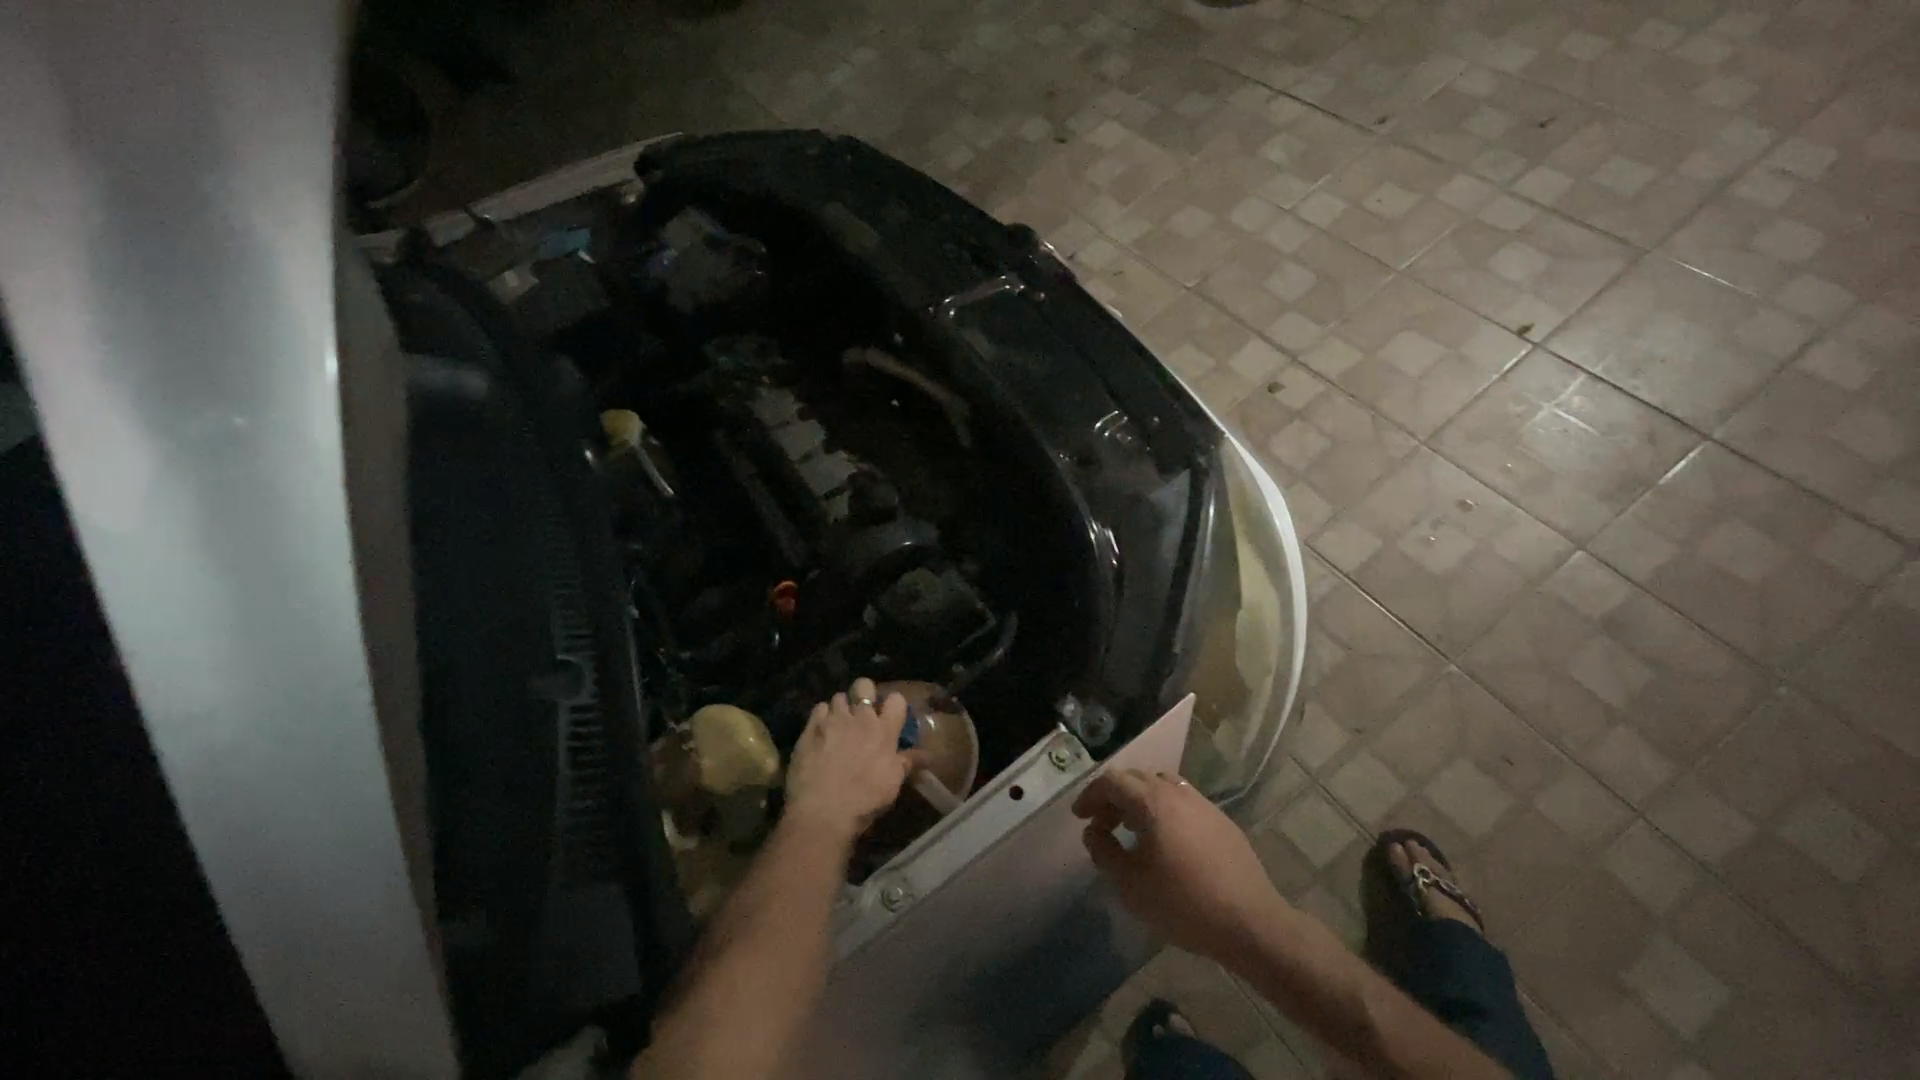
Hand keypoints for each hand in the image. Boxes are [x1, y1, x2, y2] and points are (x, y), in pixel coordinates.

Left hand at [783, 677, 920, 843]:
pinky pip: (818, 709)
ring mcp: (833, 720)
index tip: (889, 714)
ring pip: (838, 696)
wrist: (823, 811)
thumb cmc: (865, 799)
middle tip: (861, 711)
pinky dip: (821, 716)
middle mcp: (860, 718)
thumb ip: (908, 763)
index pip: (896, 699)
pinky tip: (821, 731)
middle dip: (863, 693)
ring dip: (841, 707)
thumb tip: (929, 755)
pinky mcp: (810, 728)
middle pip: (864, 685)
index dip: (893, 704)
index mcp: (884, 731)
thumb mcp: (893, 784)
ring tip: (839, 724)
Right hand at [1074, 768, 1288, 961]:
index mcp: (1152, 802)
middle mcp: (1178, 793)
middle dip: (1113, 797)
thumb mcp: (1130, 884)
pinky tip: (1165, 842)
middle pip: (1137, 779)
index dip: (1090, 795)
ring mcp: (1204, 805)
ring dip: (1140, 801)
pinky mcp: (1222, 822)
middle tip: (1102, 825)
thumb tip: (1093, 832)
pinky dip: (1164, 810)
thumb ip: (1104, 852)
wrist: (1249, 922)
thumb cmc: (1182, 904)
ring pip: (1162, 786)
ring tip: (1132, 830)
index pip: (1112, 781)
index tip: (1080, 817)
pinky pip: (1183, 802)